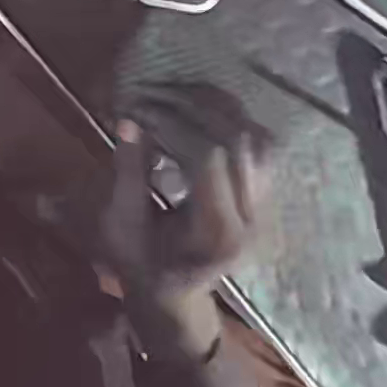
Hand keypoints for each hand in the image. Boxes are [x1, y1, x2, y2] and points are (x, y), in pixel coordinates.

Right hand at [99, 83, 269, 356]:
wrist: (173, 294)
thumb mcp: (122, 223)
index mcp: (217, 231)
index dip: (170, 123)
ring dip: (214, 107)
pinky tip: (196, 108)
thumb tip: (129, 120)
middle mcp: (252, 216)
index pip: (207, 158)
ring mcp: (264, 205)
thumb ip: (128, 172)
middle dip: (189, 106)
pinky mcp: (262, 193)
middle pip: (236, 140)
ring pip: (255, 137)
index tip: (134, 109)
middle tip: (148, 92)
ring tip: (172, 93)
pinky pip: (258, 143)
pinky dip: (228, 118)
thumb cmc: (140, 264)